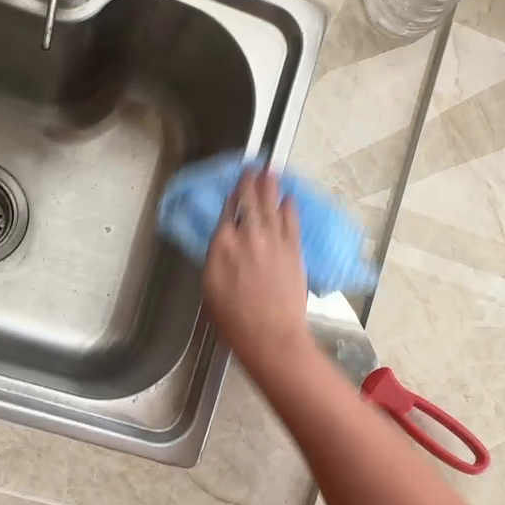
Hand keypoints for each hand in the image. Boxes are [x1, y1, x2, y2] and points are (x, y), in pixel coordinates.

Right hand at [203, 168, 312, 375]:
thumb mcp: (210, 288)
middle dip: (251, 183)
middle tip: (253, 168)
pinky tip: (289, 198)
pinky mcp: (293, 251)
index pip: (227, 212)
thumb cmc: (233, 320)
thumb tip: (224, 245)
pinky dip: (290, 208)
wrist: (270, 336)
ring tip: (270, 172)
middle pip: (250, 202)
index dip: (232, 196)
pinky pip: (291, 222)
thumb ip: (217, 259)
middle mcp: (248, 237)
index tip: (234, 186)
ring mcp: (274, 241)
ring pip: (271, 206)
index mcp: (222, 246)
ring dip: (270, 187)